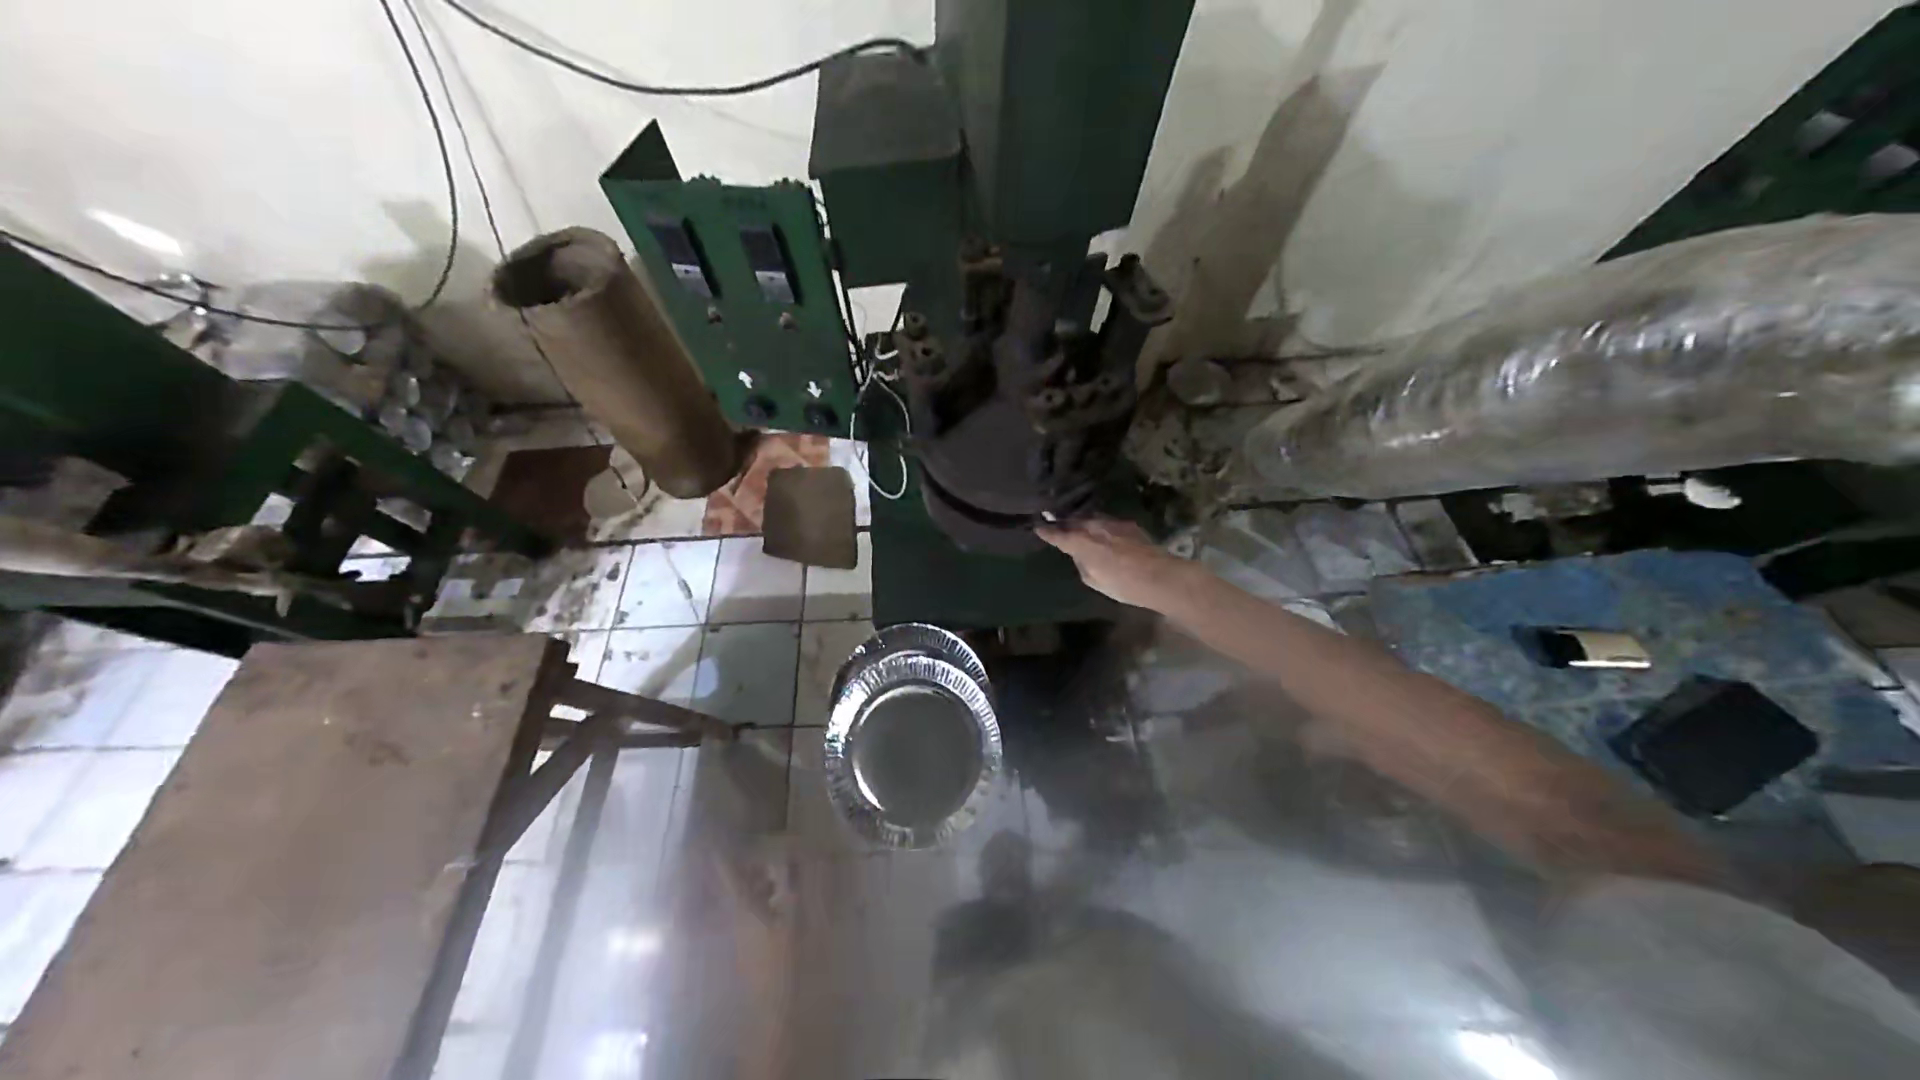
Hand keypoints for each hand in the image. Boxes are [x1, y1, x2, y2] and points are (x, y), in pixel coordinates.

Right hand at [1035, 518, 1192, 611]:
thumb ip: (1082, 563)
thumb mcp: (1094, 580)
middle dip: (1064, 523)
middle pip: (1074, 521)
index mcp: (1081, 542)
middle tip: (1057, 524)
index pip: (1058, 534)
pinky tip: (1103, 532)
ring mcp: (1112, 522)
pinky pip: (1107, 522)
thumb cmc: (1123, 585)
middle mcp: (1094, 527)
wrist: (1160, 576)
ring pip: (1091, 519)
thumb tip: (1080, 555)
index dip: (1046, 531)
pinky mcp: (1129, 524)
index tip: (1037, 527)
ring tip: (1079, 526)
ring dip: (1083, 522)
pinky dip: (1100, 526)